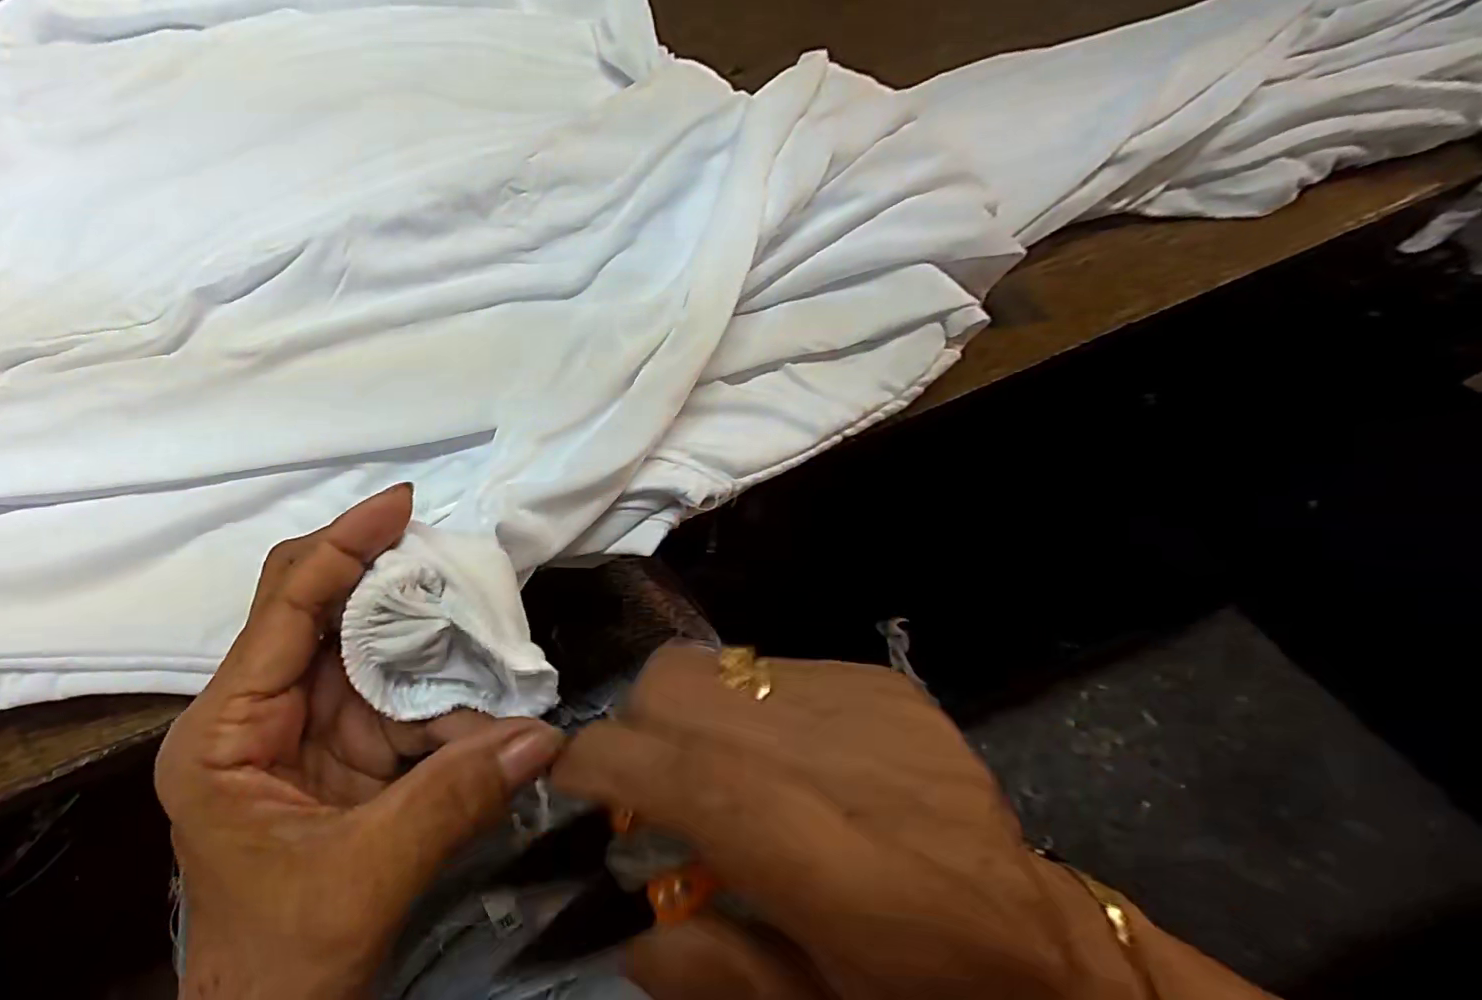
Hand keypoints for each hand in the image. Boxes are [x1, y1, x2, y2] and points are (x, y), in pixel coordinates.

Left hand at [155, 484, 564, 999]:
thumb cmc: (281, 965)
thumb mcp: (363, 879)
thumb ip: (453, 801)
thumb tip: (543, 738)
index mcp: (226, 731)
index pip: (284, 608)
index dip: (341, 547)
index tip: (399, 505)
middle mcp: (257, 711)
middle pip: (321, 612)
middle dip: (387, 581)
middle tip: (451, 557)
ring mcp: (302, 728)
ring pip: (366, 651)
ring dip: (424, 640)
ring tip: (481, 621)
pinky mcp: (341, 750)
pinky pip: (394, 698)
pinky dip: (440, 693)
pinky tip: (482, 695)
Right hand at [550, 646, 1148, 999]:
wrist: (1063, 953)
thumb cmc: (930, 996)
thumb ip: (712, 973)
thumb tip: (625, 932)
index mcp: (831, 865)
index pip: (684, 774)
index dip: (607, 765)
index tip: (567, 778)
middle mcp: (844, 761)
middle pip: (683, 689)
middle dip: (636, 726)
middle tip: (646, 782)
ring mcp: (869, 707)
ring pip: (714, 664)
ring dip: (682, 710)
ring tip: (705, 764)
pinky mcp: (885, 684)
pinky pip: (765, 668)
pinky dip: (738, 706)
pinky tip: (775, 756)